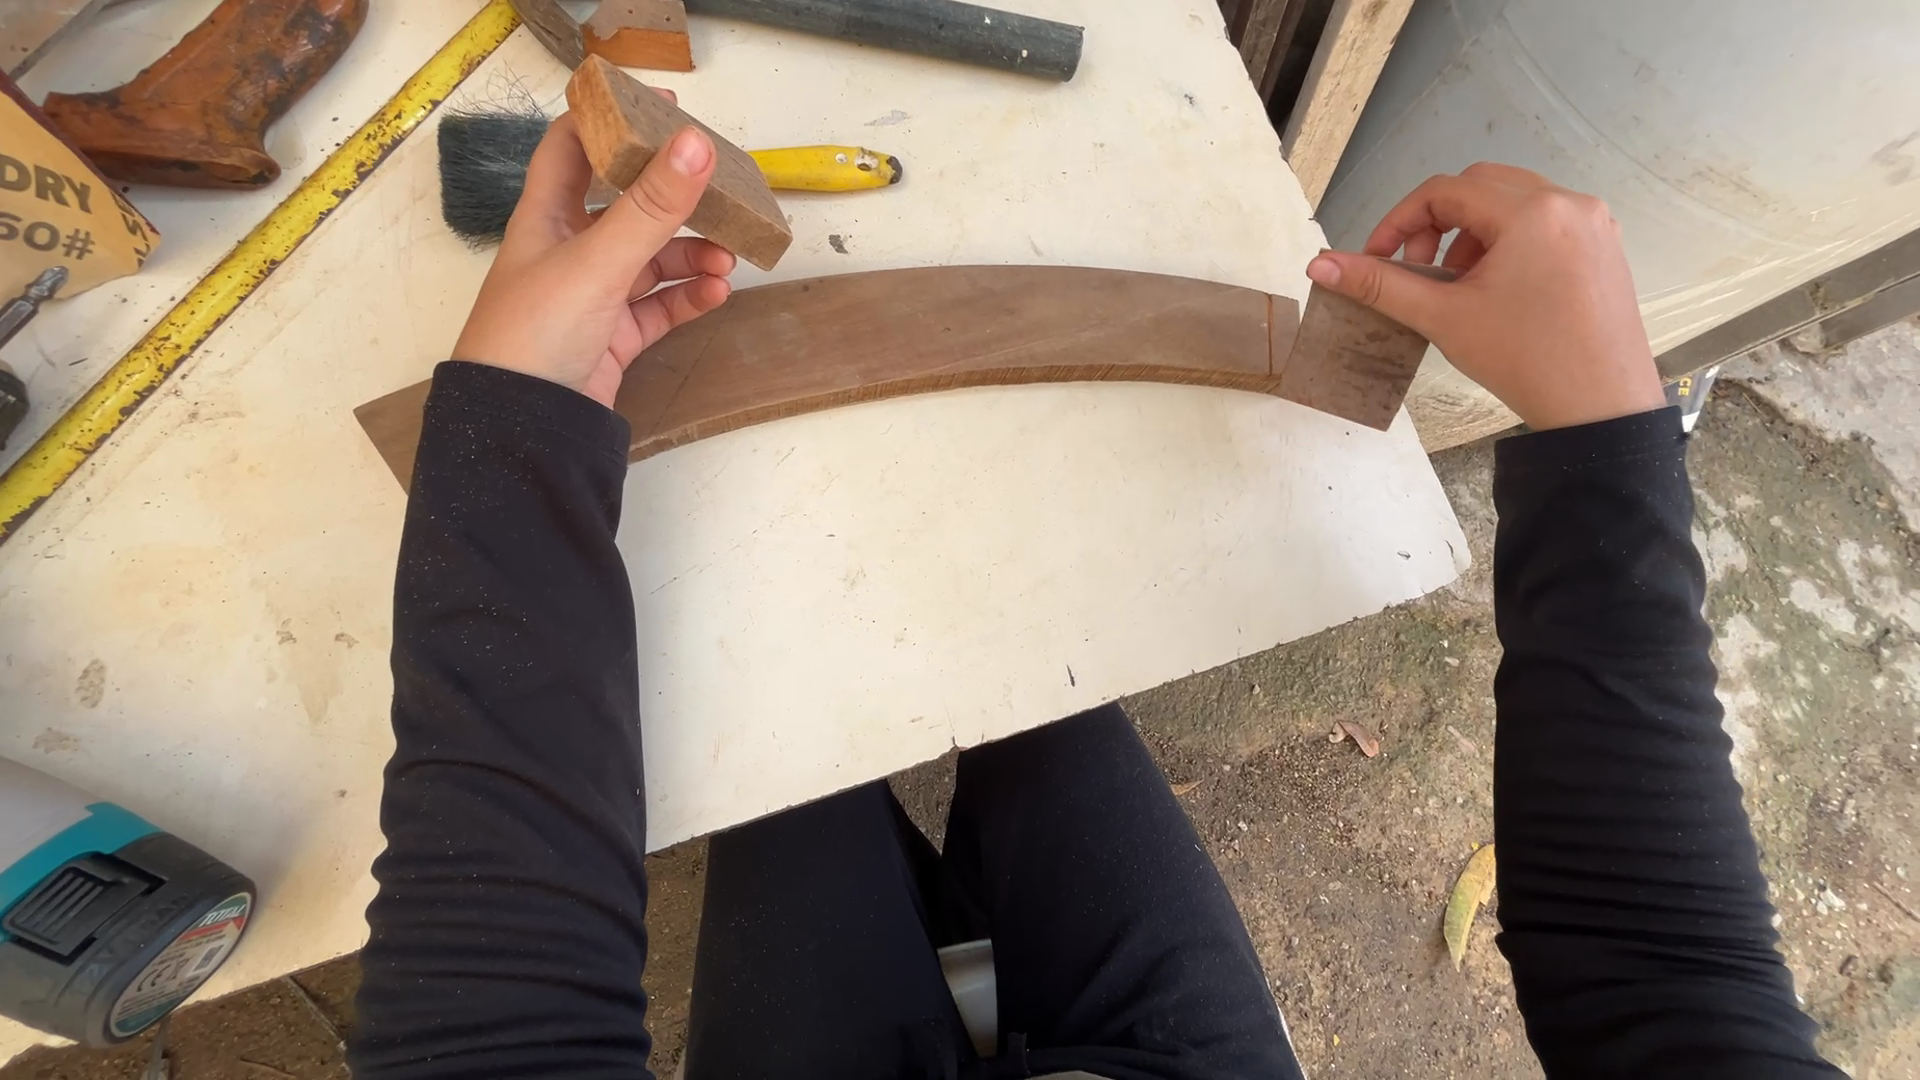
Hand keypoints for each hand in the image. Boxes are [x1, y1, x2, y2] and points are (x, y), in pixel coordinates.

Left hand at [452, 109, 735, 408]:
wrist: (526, 422)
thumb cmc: (539, 330)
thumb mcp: (598, 262)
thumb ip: (651, 207)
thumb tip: (697, 145)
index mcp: (547, 216)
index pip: (575, 149)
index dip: (613, 122)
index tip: (662, 110)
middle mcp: (571, 250)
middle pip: (630, 208)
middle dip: (675, 202)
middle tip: (721, 197)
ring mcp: (596, 295)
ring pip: (653, 262)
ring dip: (692, 257)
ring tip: (728, 261)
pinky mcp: (617, 336)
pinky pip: (661, 307)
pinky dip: (689, 298)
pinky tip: (716, 294)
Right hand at [1305, 163, 1664, 430]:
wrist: (1597, 402)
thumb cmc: (1518, 356)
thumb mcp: (1439, 317)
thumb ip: (1378, 285)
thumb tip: (1318, 264)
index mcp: (1530, 212)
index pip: (1444, 190)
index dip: (1397, 221)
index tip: (1376, 261)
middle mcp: (1568, 202)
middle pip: (1478, 186)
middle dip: (1432, 224)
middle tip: (1415, 271)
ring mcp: (1591, 221)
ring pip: (1510, 202)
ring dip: (1466, 233)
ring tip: (1454, 284)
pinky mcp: (1600, 244)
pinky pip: (1539, 221)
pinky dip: (1501, 242)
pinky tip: (1491, 288)